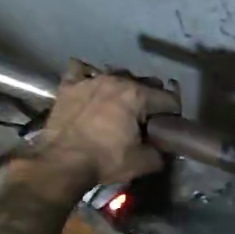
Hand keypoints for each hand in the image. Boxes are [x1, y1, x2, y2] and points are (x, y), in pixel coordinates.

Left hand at [34, 60, 180, 183]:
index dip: (173, 115)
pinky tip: (91, 87)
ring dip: (124, 87)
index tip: (168, 128)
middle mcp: (117, 80)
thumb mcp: (144, 162)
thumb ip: (161, 151)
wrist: (61, 163)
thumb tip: (162, 147)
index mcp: (138, 95)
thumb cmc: (105, 160)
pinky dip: (89, 77)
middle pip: (146, 83)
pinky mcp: (69, 86)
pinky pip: (81, 71)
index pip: (169, 99)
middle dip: (150, 99)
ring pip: (117, 75)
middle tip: (146, 120)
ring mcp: (91, 80)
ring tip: (120, 105)